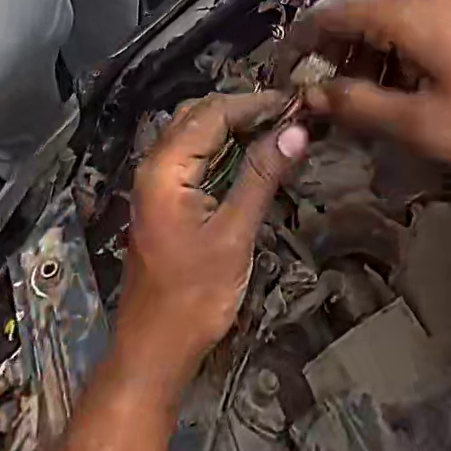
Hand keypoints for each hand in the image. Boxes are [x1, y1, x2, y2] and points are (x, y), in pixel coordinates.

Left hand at [118, 92, 310, 380]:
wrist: (154, 346)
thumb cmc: (194, 295)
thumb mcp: (234, 233)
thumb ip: (261, 176)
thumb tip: (296, 131)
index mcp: (164, 166)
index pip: (211, 114)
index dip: (253, 104)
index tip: (293, 103)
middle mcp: (153, 163)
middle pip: (197, 115)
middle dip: (241, 108)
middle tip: (287, 113)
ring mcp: (154, 179)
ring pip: (191, 131)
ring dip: (229, 123)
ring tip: (273, 125)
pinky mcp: (161, 195)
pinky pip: (189, 153)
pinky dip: (218, 144)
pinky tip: (246, 151)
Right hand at [286, 0, 450, 178]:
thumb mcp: (423, 123)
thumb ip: (358, 106)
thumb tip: (308, 97)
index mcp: (402, 13)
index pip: (324, 16)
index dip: (295, 48)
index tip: (280, 83)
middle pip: (347, 21)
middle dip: (324, 62)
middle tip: (314, 107)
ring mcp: (438, 9)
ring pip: (373, 31)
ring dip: (354, 67)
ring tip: (350, 112)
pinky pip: (400, 37)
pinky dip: (383, 66)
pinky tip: (390, 101)